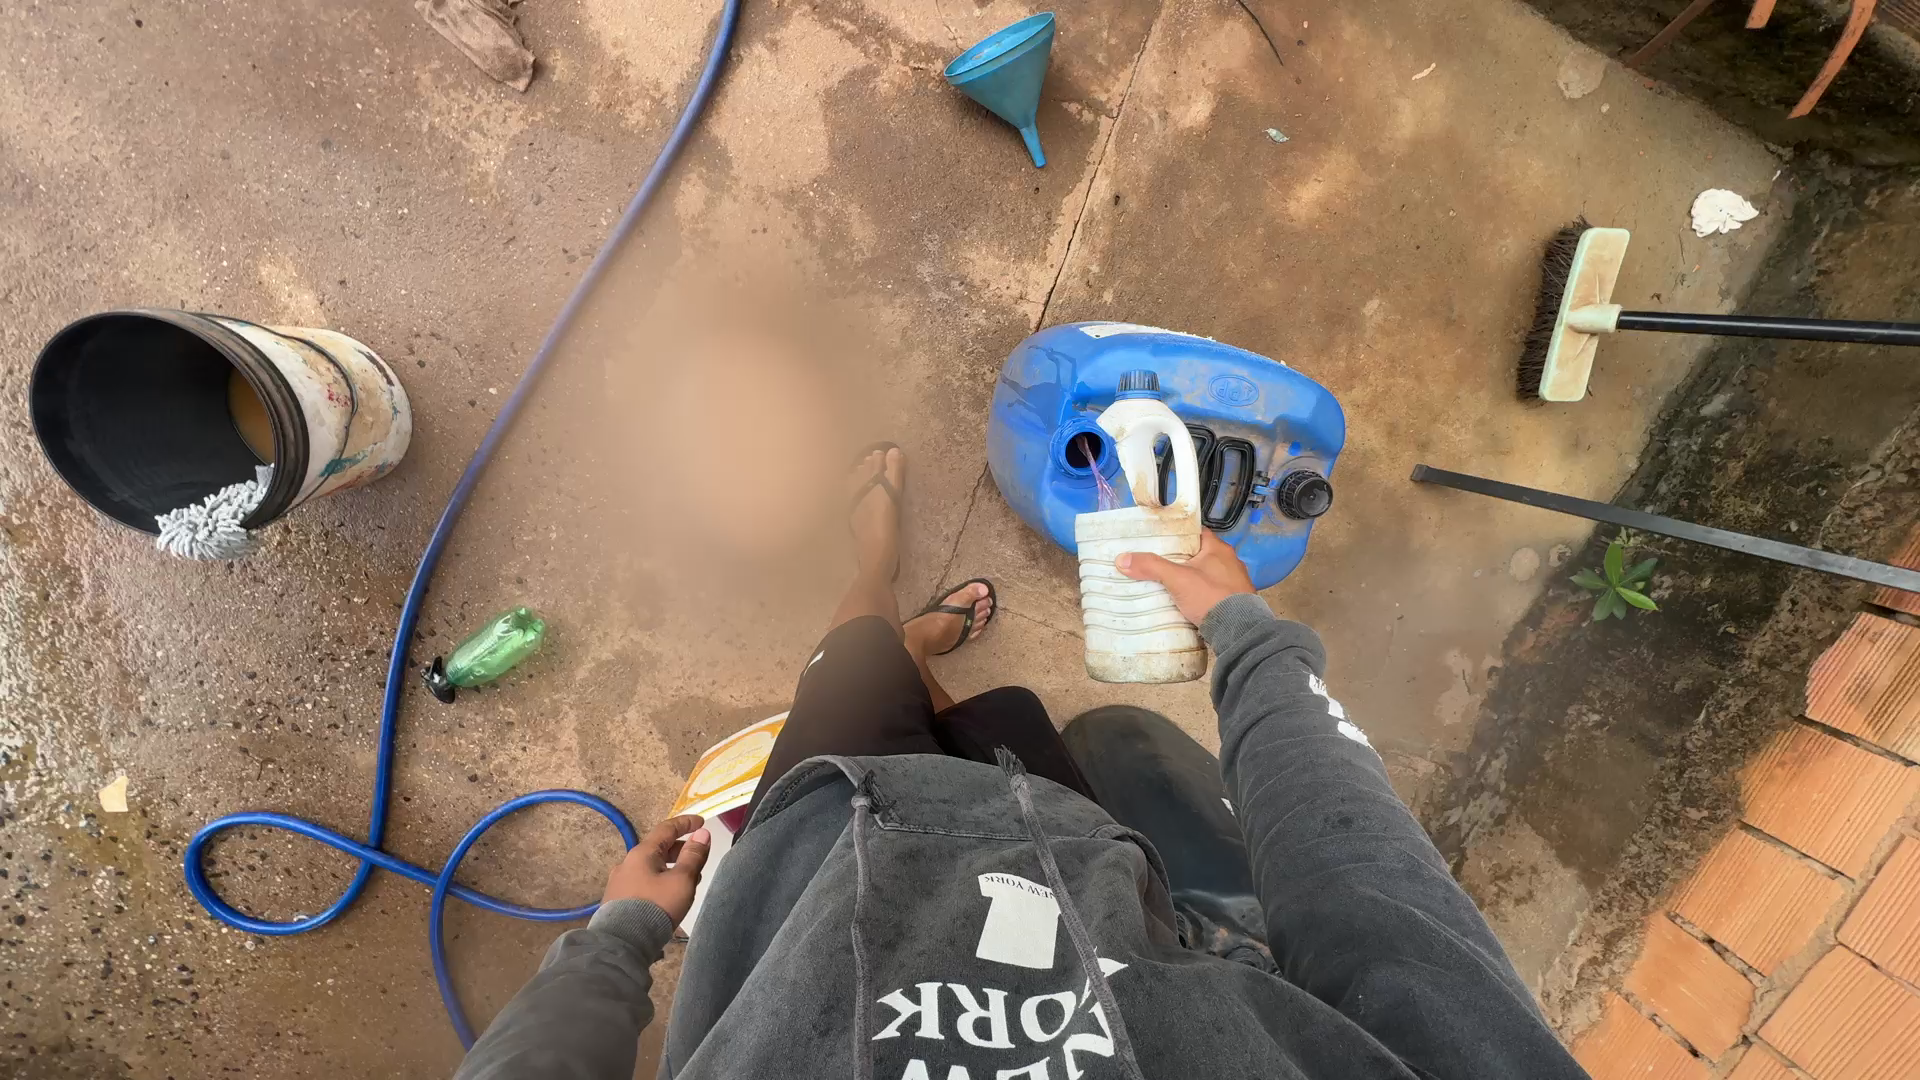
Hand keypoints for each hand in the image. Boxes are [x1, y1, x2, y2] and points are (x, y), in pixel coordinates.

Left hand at [602, 814, 711, 924]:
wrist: (620, 945)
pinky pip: (642, 882)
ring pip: (650, 867)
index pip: (667, 828)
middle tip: (697, 858)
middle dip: (680, 850)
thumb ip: (693, 856)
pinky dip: (659, 881)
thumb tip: (701, 834)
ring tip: (686, 882)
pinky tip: (667, 897)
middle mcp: (627, 864)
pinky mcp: (616, 901)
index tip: (701, 823)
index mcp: (642, 853)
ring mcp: (619, 883)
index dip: (686, 823)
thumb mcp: (682, 880)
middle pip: (658, 848)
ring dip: (670, 868)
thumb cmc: (656, 906)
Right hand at [1116, 530, 1255, 624]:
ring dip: (1190, 578)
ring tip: (1167, 582)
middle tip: (1158, 562)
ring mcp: (1234, 582)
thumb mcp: (1177, 579)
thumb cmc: (1210, 596)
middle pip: (1199, 554)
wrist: (1238, 630)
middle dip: (1180, 559)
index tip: (1160, 540)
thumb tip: (1122, 559)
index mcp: (1219, 549)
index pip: (1196, 533)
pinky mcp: (1235, 601)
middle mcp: (1231, 562)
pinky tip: (1185, 600)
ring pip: (1206, 574)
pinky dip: (1199, 594)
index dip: (1178, 535)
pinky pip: (1212, 591)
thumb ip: (1151, 566)